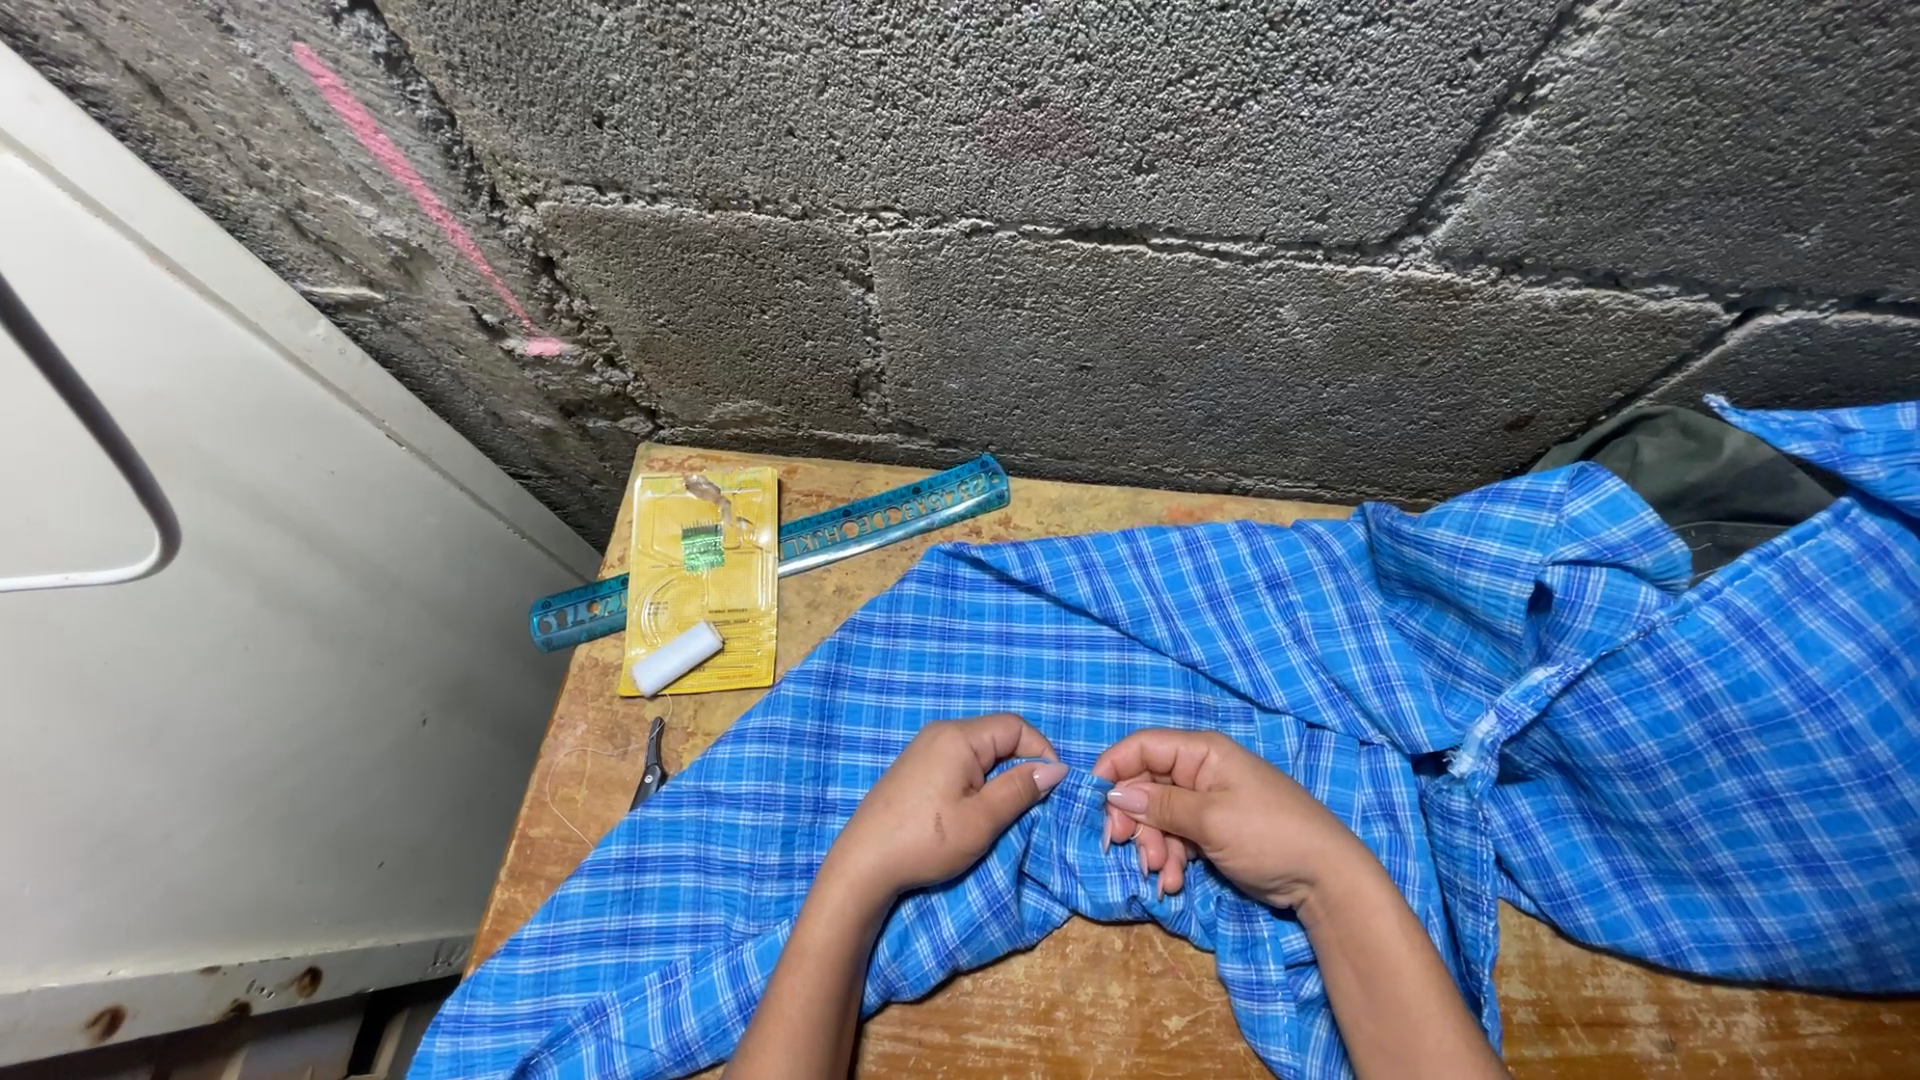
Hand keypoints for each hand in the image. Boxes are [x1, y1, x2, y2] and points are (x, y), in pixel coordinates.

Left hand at [824, 713, 1069, 901]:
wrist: (863, 864)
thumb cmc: (926, 841)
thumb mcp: (982, 819)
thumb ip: (1021, 789)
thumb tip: (1057, 769)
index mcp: (958, 737)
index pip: (1016, 726)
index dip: (1041, 752)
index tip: (1053, 788)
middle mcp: (940, 733)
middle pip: (997, 736)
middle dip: (1021, 766)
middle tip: (1030, 805)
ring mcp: (924, 749)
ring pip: (979, 752)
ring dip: (999, 777)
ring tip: (1002, 812)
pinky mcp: (915, 768)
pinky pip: (959, 762)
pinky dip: (977, 781)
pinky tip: (973, 811)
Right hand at [1093, 729, 1371, 908]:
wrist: (1326, 880)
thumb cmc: (1269, 834)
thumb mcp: (1210, 819)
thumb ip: (1159, 805)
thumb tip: (1114, 794)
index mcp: (1201, 752)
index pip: (1141, 747)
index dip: (1113, 770)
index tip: (1095, 804)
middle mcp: (1200, 771)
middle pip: (1145, 785)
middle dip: (1135, 820)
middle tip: (1126, 849)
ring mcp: (1207, 802)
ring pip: (1158, 816)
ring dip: (1153, 846)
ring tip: (1163, 875)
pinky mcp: (1213, 831)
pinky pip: (1177, 837)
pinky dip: (1171, 858)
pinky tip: (1174, 882)